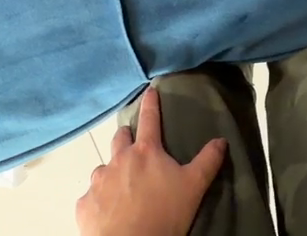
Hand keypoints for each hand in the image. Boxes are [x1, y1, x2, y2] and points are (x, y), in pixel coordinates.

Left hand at [76, 87, 226, 235]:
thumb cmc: (164, 215)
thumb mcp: (193, 188)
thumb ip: (207, 162)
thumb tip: (221, 140)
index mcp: (146, 152)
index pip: (150, 119)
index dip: (150, 103)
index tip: (149, 90)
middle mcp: (119, 159)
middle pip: (120, 138)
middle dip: (126, 137)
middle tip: (132, 146)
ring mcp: (99, 180)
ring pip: (103, 168)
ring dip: (112, 172)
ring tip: (121, 189)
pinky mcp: (85, 204)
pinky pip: (90, 196)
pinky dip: (98, 200)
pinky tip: (106, 212)